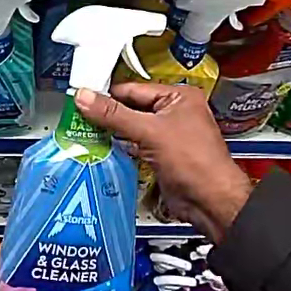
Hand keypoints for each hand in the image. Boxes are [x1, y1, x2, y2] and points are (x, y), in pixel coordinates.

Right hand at [75, 83, 253, 242]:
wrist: (210, 201)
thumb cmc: (196, 162)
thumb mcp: (149, 131)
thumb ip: (114, 114)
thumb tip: (86, 97)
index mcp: (178, 97)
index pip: (133, 89)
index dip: (108, 94)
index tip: (83, 98)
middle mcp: (175, 113)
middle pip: (131, 108)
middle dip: (108, 115)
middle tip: (80, 116)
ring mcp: (169, 136)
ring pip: (132, 128)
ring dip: (112, 132)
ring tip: (86, 132)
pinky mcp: (162, 156)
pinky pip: (136, 146)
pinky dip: (121, 148)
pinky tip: (104, 149)